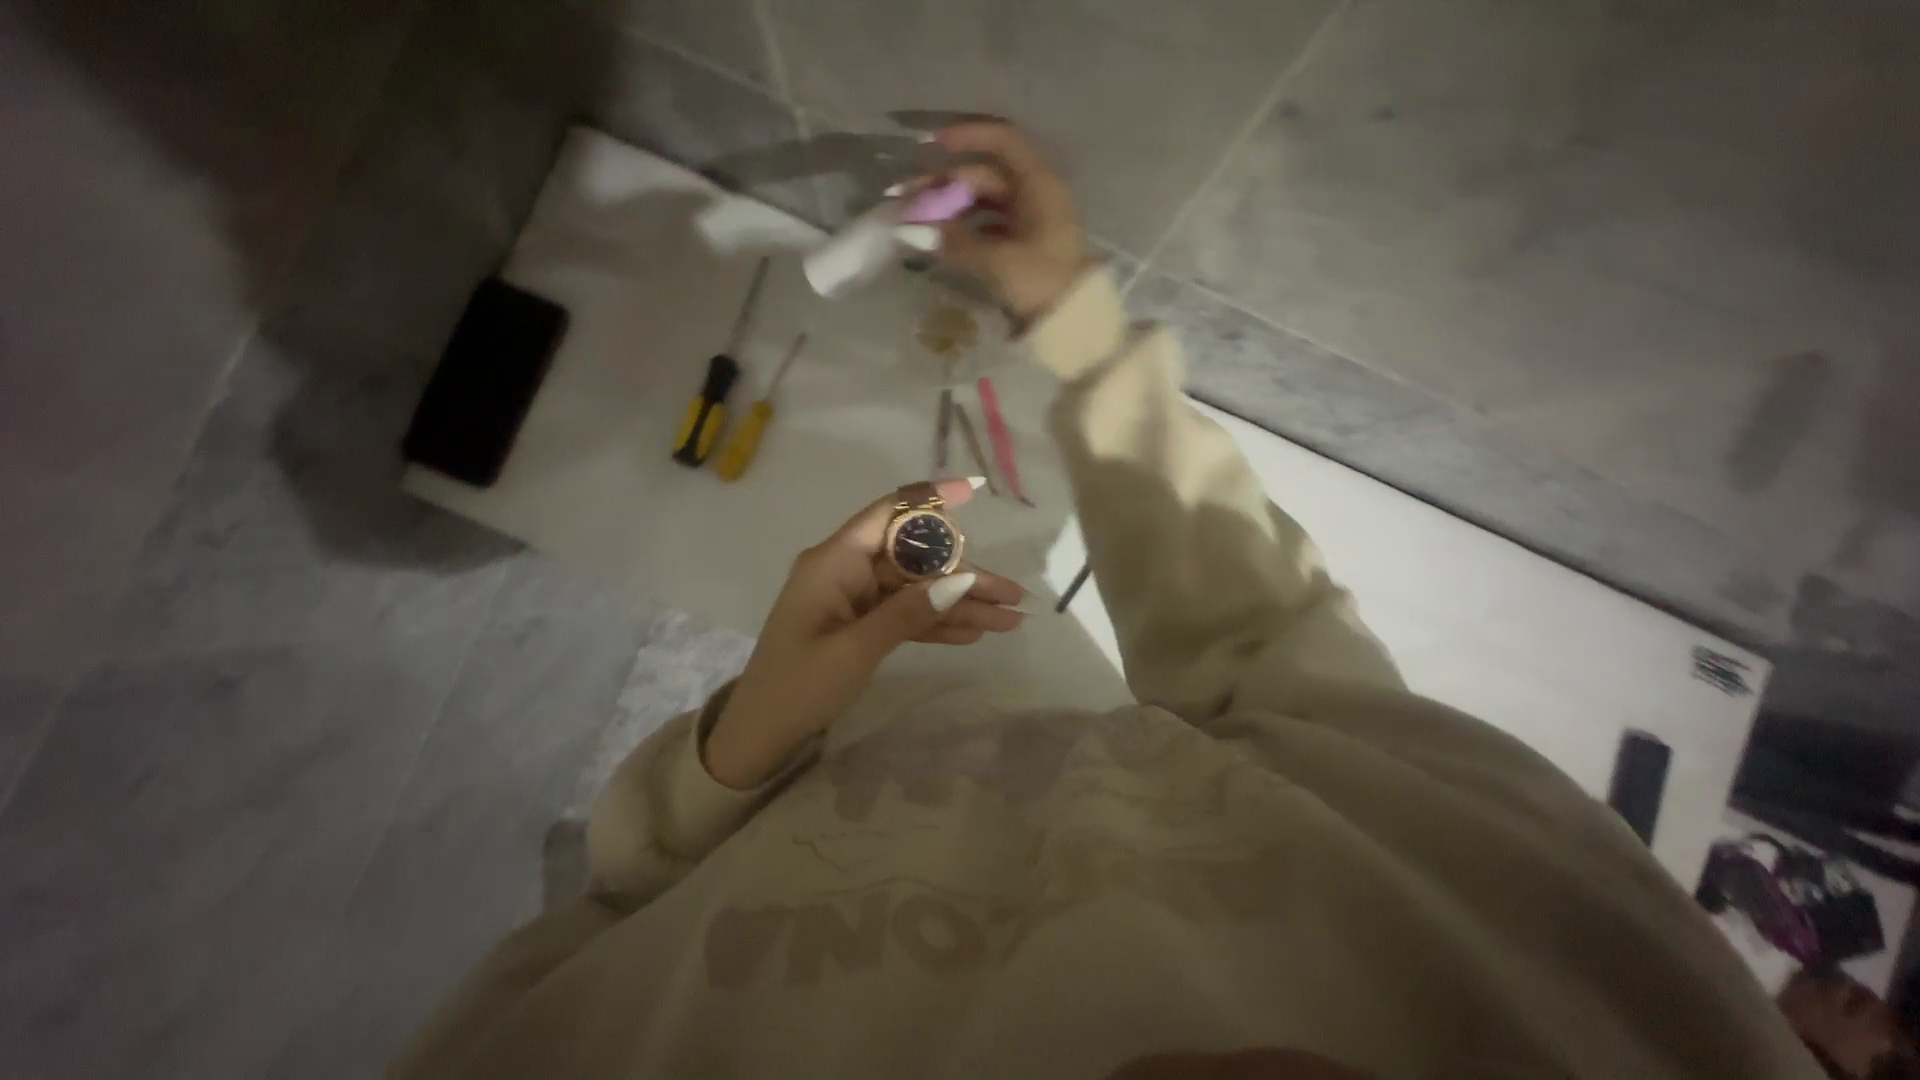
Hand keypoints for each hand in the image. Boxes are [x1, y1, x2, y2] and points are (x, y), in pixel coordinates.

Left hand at [702, 478, 1024, 788]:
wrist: (760, 732)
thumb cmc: (799, 685)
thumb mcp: (856, 649)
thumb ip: (909, 612)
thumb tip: (962, 580)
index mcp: (834, 561)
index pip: (889, 513)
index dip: (932, 500)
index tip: (974, 491)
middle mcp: (846, 570)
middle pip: (915, 559)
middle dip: (964, 576)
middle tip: (1013, 596)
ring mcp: (853, 598)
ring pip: (917, 590)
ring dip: (959, 604)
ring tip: (1009, 621)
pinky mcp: (859, 624)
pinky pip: (905, 615)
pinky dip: (936, 624)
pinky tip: (974, 634)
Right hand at [925, 121, 1091, 326]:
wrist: (1074, 324)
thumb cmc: (1043, 284)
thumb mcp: (998, 262)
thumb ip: (955, 242)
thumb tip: (915, 230)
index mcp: (1040, 184)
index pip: (1003, 140)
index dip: (967, 136)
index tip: (931, 144)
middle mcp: (1036, 193)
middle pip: (985, 174)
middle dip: (944, 184)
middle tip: (906, 200)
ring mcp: (1030, 219)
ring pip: (983, 201)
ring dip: (950, 207)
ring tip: (916, 221)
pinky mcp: (1024, 244)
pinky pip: (988, 225)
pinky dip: (964, 229)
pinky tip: (939, 240)